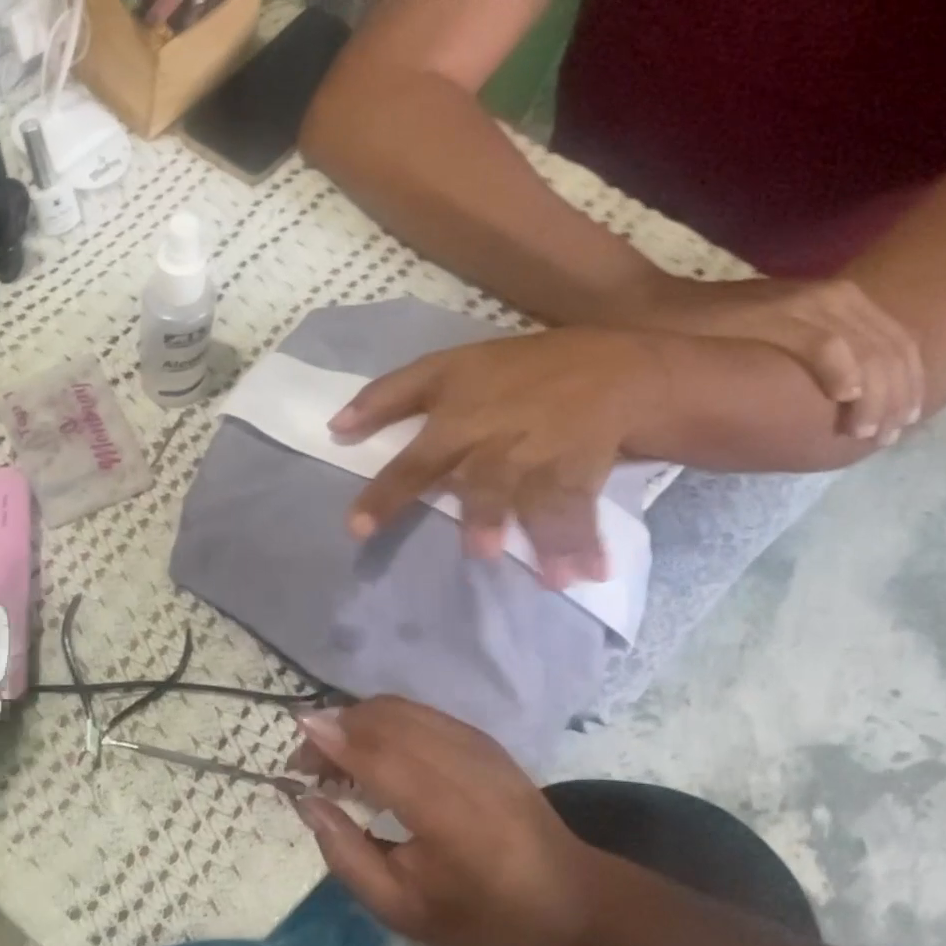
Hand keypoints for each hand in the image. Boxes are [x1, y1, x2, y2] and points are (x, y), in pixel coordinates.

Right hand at [290, 698, 600, 945]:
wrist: (567, 902)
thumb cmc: (478, 914)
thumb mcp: (400, 908)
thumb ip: (346, 855)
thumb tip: (307, 802)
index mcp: (447, 817)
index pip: (379, 757)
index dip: (333, 740)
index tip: (295, 735)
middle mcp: (463, 768)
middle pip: (384, 720)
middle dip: (336, 726)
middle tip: (309, 761)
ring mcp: (477, 746)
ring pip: (399, 708)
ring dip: (356, 719)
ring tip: (334, 753)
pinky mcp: (482, 739)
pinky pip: (417, 712)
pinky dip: (381, 719)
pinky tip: (370, 747)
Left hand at [329, 327, 668, 587]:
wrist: (611, 366)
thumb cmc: (511, 372)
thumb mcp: (442, 370)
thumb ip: (386, 398)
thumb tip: (334, 428)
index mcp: (457, 424)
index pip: (413, 465)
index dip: (385, 496)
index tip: (357, 530)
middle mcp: (497, 448)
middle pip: (486, 486)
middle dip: (485, 516)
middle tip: (478, 551)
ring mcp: (543, 462)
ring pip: (541, 502)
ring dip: (546, 539)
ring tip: (551, 579)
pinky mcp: (583, 475)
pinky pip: (583, 511)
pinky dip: (587, 543)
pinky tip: (590, 575)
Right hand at [618, 277, 922, 443]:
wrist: (644, 304)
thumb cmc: (695, 325)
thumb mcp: (761, 331)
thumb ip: (795, 349)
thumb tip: (822, 393)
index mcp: (834, 298)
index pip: (895, 342)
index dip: (906, 384)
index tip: (897, 423)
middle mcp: (829, 296)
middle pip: (890, 349)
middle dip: (896, 396)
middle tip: (884, 435)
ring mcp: (801, 303)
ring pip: (868, 351)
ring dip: (875, 394)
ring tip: (864, 428)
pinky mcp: (773, 316)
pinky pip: (824, 346)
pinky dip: (842, 372)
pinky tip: (843, 398)